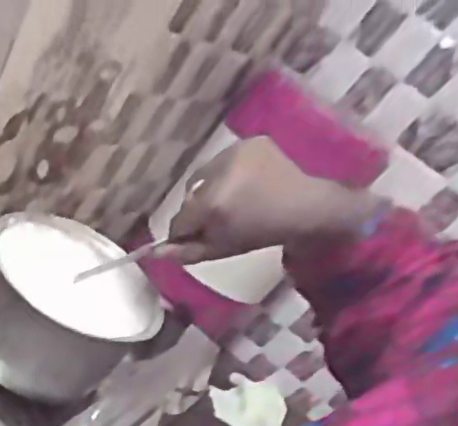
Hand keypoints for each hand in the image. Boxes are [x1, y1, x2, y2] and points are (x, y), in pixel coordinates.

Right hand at [167, 136, 379, 263]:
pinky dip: (226, 174)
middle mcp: (220, 172)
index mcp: (213, 202)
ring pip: (204, 176)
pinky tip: (242, 185)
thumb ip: (185, 252)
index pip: (180, 219)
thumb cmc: (259, 234)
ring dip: (209, 190)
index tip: (194, 238)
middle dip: (198, 210)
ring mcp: (237, 151)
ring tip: (229, 201)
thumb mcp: (219, 250)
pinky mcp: (250, 141)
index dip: (183, 232)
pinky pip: (224, 161)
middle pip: (190, 197)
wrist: (303, 207)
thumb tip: (155, 252)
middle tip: (216, 221)